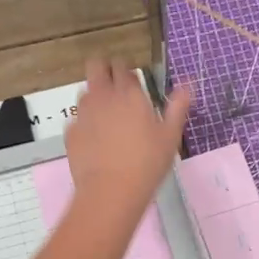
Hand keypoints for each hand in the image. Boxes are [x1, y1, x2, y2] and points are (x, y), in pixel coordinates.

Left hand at [64, 57, 192, 225]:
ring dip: (95, 97)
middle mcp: (102, 96)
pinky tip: (96, 142)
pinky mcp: (71, 132)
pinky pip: (78, 119)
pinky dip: (86, 124)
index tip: (135, 84)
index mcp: (129, 93)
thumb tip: (187, 85)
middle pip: (96, 66)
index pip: (123, 67)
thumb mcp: (170, 137)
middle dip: (105, 70)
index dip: (128, 73)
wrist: (111, 191)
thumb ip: (178, 107)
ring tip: (107, 118)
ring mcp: (83, 113)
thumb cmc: (147, 164)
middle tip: (116, 88)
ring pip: (85, 91)